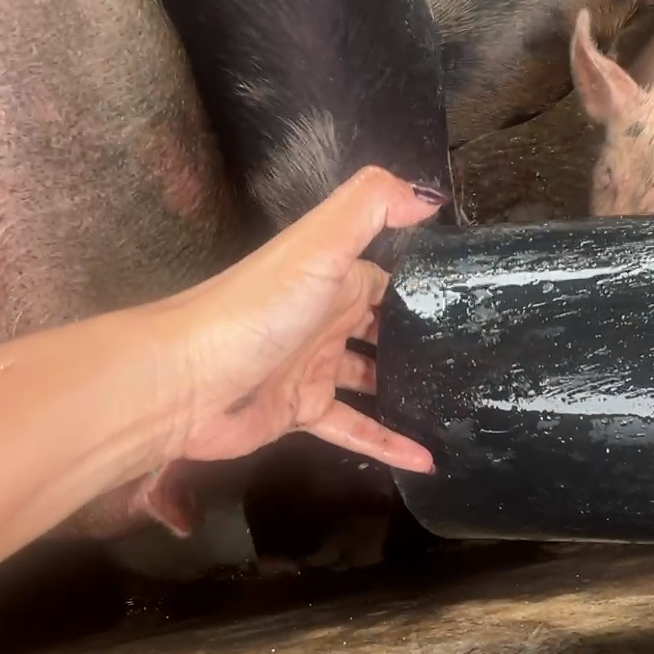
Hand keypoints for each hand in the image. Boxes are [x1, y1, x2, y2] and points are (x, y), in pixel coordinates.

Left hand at [147, 166, 442, 472]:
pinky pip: (356, 428)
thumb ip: (372, 208)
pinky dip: (388, 444)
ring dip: (406, 392)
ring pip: (371, 381)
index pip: (386, 282)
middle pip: (381, 332)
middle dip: (417, 343)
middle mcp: (324, 321)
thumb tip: (430, 194)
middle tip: (467, 363)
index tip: (468, 307)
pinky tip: (424, 459)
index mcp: (331, 280)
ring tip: (454, 406)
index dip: (422, 291)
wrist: (185, 380)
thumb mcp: (318, 245)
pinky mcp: (303, 411)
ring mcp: (313, 369)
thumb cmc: (255, 309)